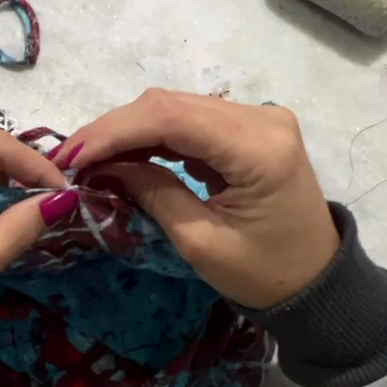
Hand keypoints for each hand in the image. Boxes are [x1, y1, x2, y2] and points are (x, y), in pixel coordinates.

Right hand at [59, 90, 339, 310]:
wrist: (316, 282)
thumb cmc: (262, 273)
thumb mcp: (200, 241)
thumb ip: (152, 194)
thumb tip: (102, 168)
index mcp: (256, 147)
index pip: (170, 117)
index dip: (113, 131)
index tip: (71, 156)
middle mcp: (261, 118)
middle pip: (170, 104)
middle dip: (113, 129)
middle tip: (70, 160)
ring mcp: (258, 120)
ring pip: (176, 108)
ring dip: (128, 131)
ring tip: (88, 160)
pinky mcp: (249, 130)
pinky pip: (190, 122)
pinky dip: (151, 138)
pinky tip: (123, 157)